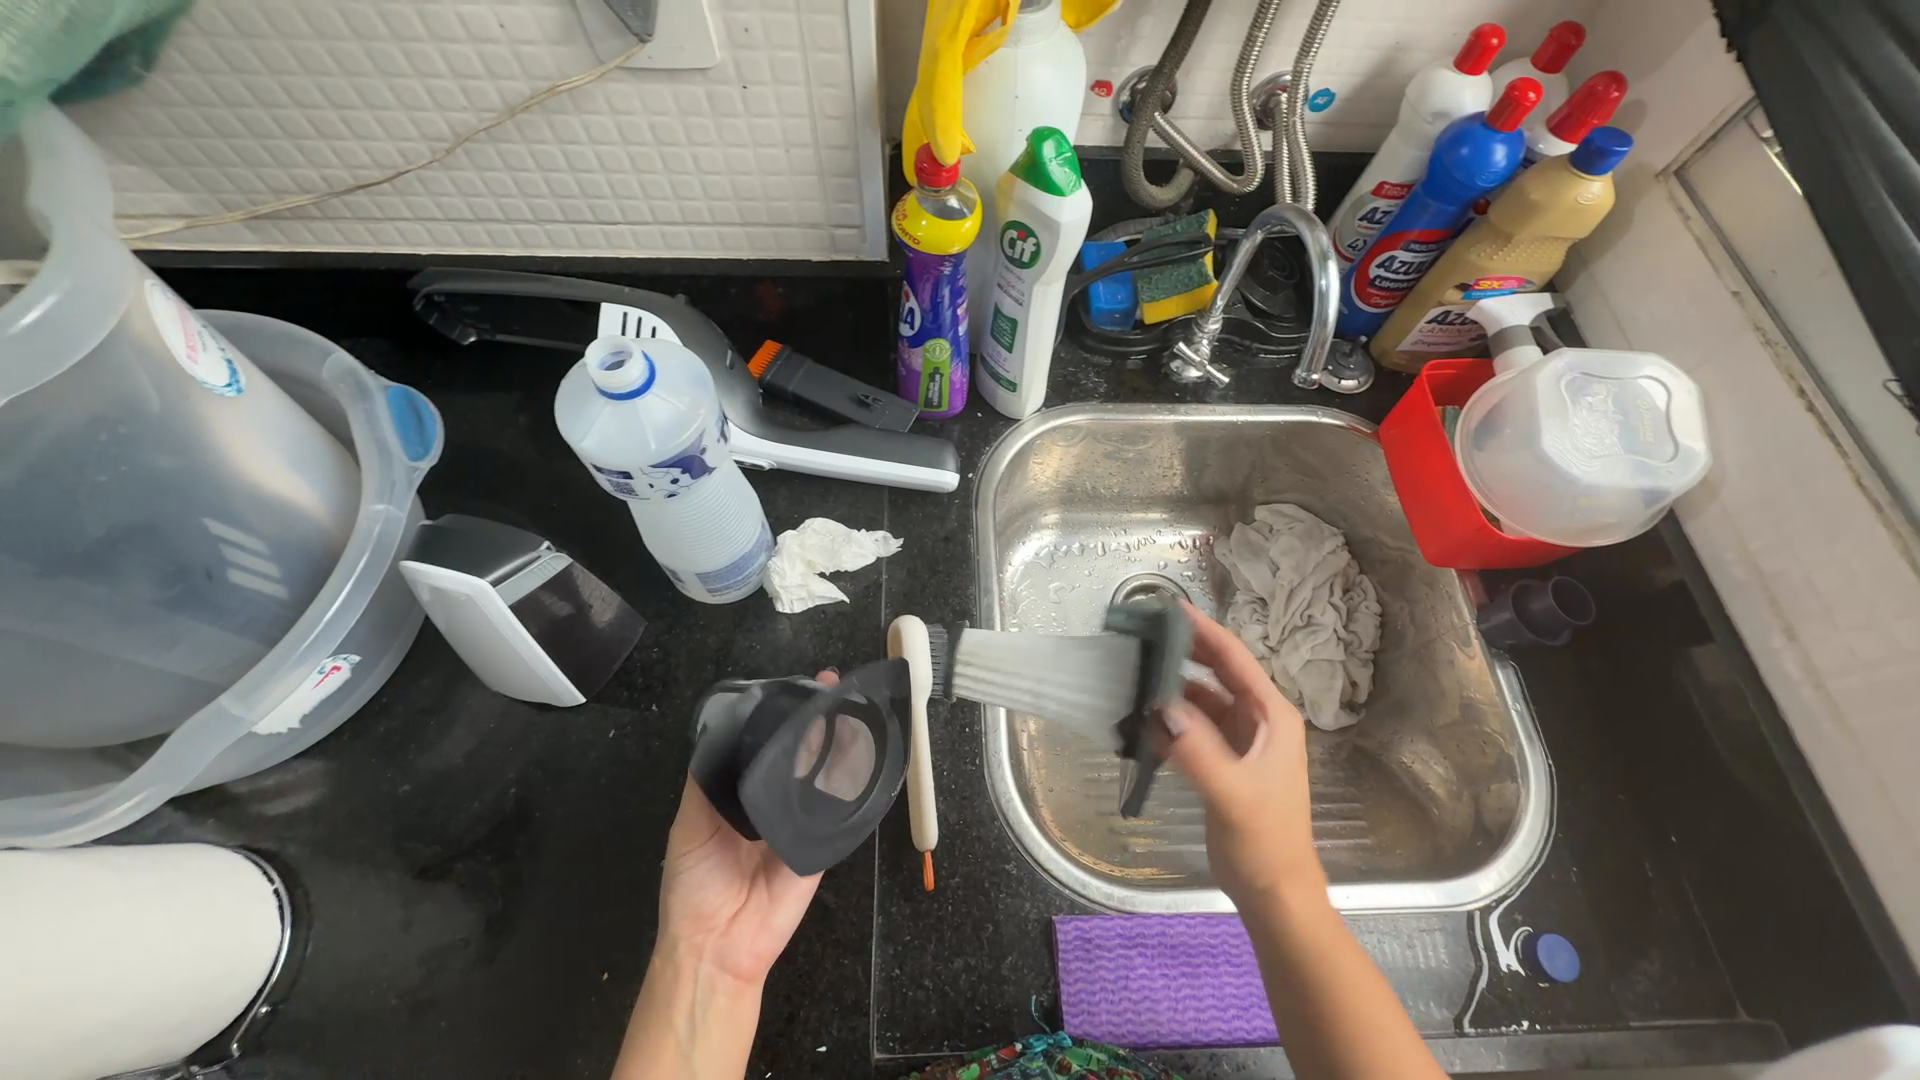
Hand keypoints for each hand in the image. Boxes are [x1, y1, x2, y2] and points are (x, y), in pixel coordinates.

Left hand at [654, 670, 833, 985]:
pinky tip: (859, 754)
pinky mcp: (821, 844)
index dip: (779, 716)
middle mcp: (773, 800)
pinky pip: (837, 811)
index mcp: (741, 792)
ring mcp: (801, 821)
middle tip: (831, 687)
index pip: (764, 745)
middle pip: (798, 754)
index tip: (796, 686)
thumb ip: (706, 781)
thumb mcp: (688, 823)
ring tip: (849, 710)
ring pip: (821, 776)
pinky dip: (849, 784)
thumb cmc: (694, 884)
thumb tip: (724, 728)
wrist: (718, 945)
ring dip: (836, 744)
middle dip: (815, 722)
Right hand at [1161, 603, 1325, 907]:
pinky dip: (1170, 719)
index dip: (1205, 631)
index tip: (1171, 607)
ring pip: (1202, 699)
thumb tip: (1163, 707)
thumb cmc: (1264, 840)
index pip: (1236, 660)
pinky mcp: (1222, 760)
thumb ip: (1198, 752)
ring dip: (1173, 687)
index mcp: (1272, 716)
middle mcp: (1257, 720)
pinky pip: (1192, 727)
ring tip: (1135, 671)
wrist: (1273, 890)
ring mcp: (1239, 740)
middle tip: (1143, 634)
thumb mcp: (1232, 794)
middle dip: (1185, 652)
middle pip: (1218, 672)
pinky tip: (1142, 718)